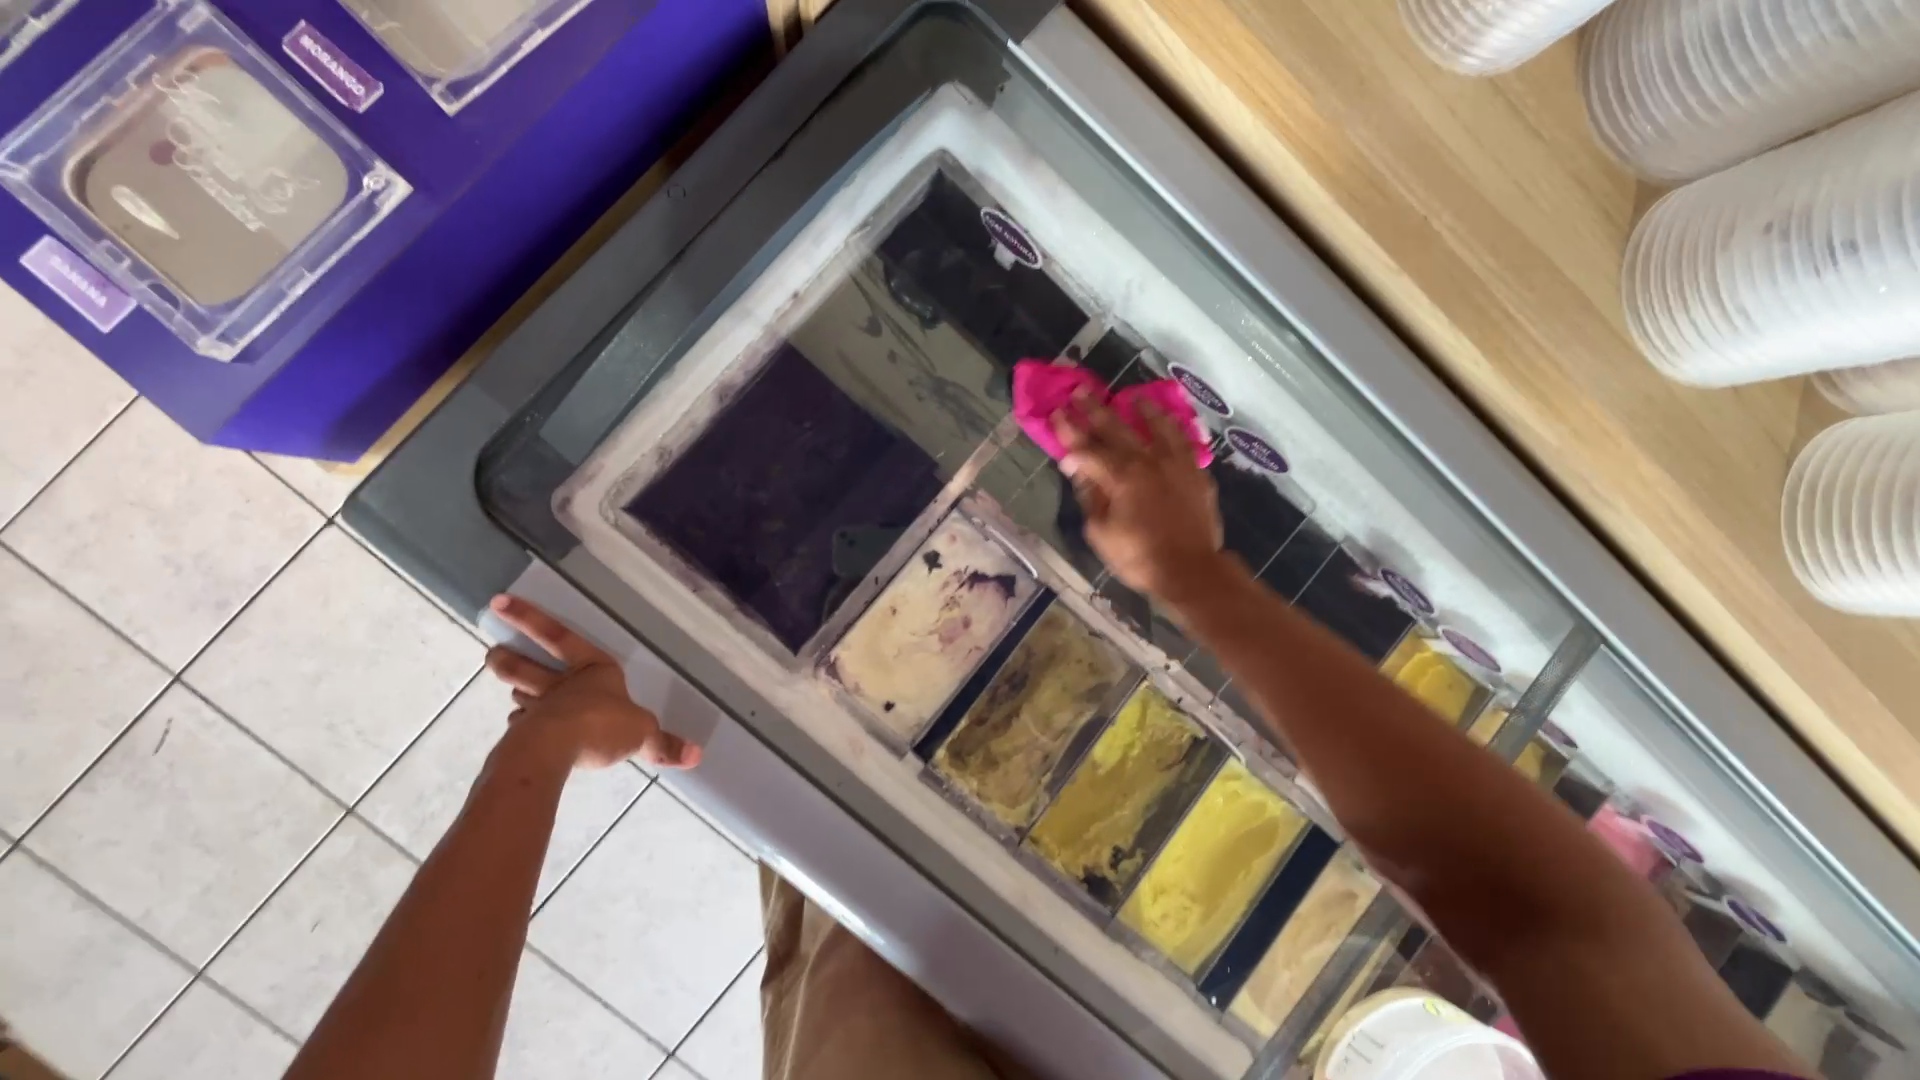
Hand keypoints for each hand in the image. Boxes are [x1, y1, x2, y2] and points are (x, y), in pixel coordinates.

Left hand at [483, 595, 701, 770]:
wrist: (556, 750)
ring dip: (515, 690)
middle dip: (511, 659)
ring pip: (523, 696)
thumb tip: (696, 755)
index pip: (561, 636)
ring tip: (509, 689)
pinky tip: (522, 733)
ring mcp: (541, 710)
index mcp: (593, 671)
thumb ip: (664, 744)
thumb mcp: (644, 734)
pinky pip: (524, 729)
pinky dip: (523, 729)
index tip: (499, 602)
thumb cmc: (602, 725)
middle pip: (530, 668)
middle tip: (492, 652)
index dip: (531, 617)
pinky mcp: (528, 737)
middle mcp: (562, 685)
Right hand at [1053, 390, 1226, 599]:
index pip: (1086, 447)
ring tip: (1131, 397)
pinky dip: (1173, 427)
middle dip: (1095, 409)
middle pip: (1117, 428)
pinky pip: (1184, 440)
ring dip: (1140, 409)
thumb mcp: (1101, 532)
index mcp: (1119, 476)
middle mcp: (1146, 461)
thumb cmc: (1138, 557)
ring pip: (1156, 426)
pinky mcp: (1196, 472)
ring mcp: (1175, 463)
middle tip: (1081, 391)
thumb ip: (1089, 495)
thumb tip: (1076, 466)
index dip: (1069, 430)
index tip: (1056, 412)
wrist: (1190, 569)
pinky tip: (1168, 423)